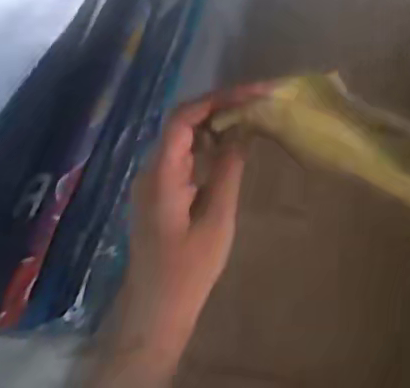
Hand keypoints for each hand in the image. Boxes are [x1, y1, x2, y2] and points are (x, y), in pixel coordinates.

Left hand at [95, 85, 265, 386]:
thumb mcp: (217, 219)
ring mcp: (154, 180)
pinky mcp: (161, 190)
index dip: (217, 99)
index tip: (251, 94)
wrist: (155, 315)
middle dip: (221, 104)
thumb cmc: (188, 271)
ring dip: (216, 120)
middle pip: (183, 121)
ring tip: (251, 114)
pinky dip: (209, 140)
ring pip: (184, 134)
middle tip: (258, 99)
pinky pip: (184, 152)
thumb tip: (243, 127)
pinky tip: (232, 143)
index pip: (183, 118)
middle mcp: (152, 169)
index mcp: (161, 175)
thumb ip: (228, 169)